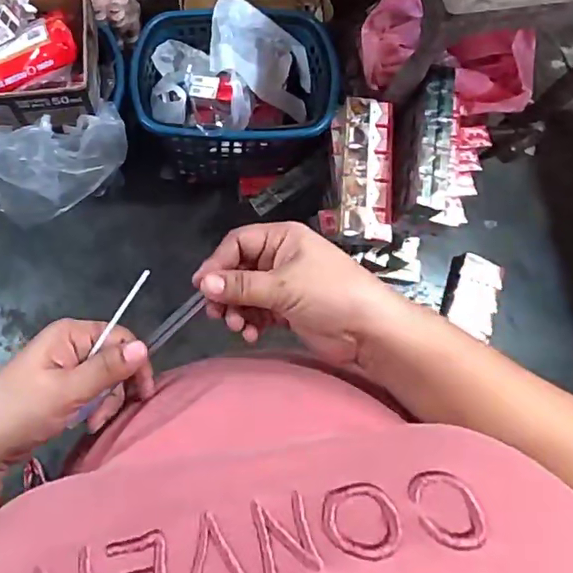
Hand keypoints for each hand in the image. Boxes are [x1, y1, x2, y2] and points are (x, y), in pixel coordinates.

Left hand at [0, 319, 154, 476]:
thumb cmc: (22, 412)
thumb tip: (144, 346)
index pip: (119, 336)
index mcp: (69, 332)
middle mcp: (67, 342)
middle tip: (104, 417)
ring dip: (103, 402)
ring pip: (102, 377)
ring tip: (90, 425)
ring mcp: (61, 365)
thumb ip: (106, 369)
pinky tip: (82, 423)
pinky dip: (91, 407)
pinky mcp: (57, 386)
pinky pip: (88, 390)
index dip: (134, 363)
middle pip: (112, 357)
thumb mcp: (68, 391)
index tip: (141, 395)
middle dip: (115, 388)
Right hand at [193, 221, 408, 370]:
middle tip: (216, 313)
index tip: (201, 287)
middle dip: (226, 291)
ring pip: (246, 292)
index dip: (218, 263)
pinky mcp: (288, 308)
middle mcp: (281, 256)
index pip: (238, 243)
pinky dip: (250, 321)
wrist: (370, 331)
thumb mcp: (282, 287)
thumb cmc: (329, 294)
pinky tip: (250, 334)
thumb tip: (204, 284)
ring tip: (237, 327)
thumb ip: (241, 286)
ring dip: (237, 310)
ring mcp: (284, 283)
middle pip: (239, 269)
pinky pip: (258, 310)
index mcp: (282, 238)